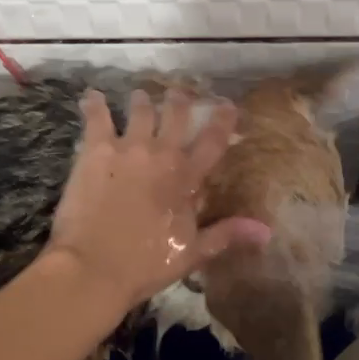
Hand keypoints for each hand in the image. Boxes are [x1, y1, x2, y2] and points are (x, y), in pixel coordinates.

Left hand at [48, 88, 271, 309]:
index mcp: (186, 177)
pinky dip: (95, 104)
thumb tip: (266, 231)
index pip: (213, 141)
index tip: (228, 104)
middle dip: (180, 101)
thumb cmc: (145, 264)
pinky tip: (92, 96)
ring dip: (142, 101)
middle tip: (179, 92)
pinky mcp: (96, 150)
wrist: (94, 267)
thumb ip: (226, 234)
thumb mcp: (192, 253)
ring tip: (140, 95)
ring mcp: (128, 148)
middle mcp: (161, 153)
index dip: (223, 120)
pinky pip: (97, 117)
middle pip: (176, 116)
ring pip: (140, 111)